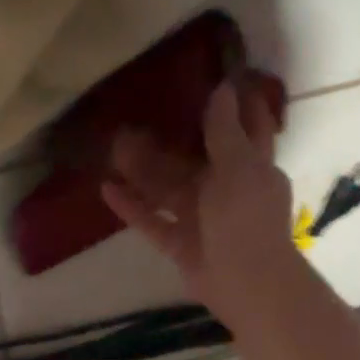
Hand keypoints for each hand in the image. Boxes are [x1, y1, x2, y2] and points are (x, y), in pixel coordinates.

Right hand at [101, 77, 296, 316]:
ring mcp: (201, 218)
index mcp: (252, 167)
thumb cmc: (247, 218)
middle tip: (139, 115)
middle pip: (196, 159)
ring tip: (113, 148)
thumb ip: (224, 131)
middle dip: (170, 139)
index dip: (240, 105)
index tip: (221, 78)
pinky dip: (132, 206)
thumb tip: (223, 89)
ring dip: (143, 170)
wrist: (246, 281)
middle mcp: (227, 190)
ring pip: (168, 188)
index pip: (249, 128)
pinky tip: (107, 189)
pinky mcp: (180, 244)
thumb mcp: (239, 168)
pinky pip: (152, 221)